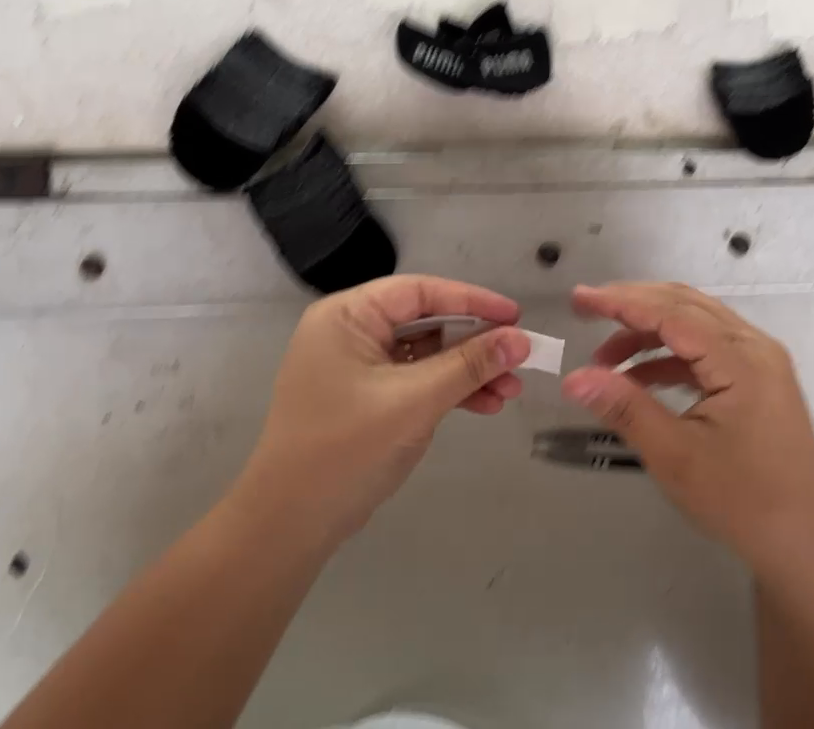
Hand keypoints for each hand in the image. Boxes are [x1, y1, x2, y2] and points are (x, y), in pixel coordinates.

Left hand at [237, 275, 531, 543]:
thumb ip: (469, 366)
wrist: (292, 522)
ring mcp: (358, 367)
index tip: (516, 316)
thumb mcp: (414, 401)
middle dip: (475, 343)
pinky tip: (485, 405)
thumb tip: (521, 340)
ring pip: (426, 355)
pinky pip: (417, 381)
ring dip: (468, 371)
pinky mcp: (367, 398)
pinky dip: (449, 391)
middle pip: (426, 322)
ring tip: (510, 392)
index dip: (472, 300)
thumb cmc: (346, 448)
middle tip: (520, 359)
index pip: (419, 292)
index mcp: (348, 316)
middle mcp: (351, 332)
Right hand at [561, 283, 813, 569]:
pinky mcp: (759, 382)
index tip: (580, 299)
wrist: (803, 544)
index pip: (671, 313)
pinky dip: (670, 357)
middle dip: (633, 305)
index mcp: (741, 359)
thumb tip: (574, 379)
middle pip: (686, 307)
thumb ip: (624, 408)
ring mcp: (761, 364)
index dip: (621, 302)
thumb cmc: (741, 499)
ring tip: (606, 360)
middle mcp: (755, 348)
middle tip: (587, 311)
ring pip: (696, 326)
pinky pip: (708, 351)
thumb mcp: (674, 455)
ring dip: (649, 334)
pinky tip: (639, 379)